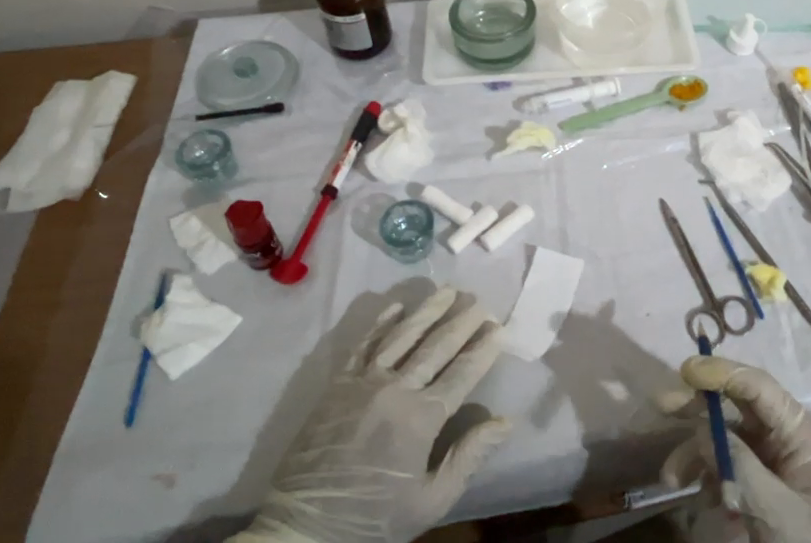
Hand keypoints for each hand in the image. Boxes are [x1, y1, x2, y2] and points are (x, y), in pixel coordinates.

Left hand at [232, 288, 511, 542]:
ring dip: (427, 311)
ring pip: (402, 336)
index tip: (499, 328)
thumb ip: (468, 456)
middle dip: (462, 322)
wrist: (305, 529)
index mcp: (421, 419)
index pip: (462, 373)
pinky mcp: (337, 384)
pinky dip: (380, 323)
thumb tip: (505, 421)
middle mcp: (395, 390)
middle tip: (480, 301)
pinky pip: (363, 344)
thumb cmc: (374, 518)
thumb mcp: (430, 501)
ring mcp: (362, 383)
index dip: (483, 349)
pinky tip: (397, 307)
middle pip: (436, 346)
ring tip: (447, 291)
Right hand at [660, 356, 810, 542]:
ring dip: (695, 452)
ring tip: (672, 478)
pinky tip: (694, 494)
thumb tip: (702, 430)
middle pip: (736, 407)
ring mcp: (771, 464)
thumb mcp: (780, 511)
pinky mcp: (758, 489)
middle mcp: (785, 439)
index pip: (759, 388)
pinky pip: (724, 467)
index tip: (686, 372)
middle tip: (663, 407)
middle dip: (700, 407)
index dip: (723, 374)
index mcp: (801, 433)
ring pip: (725, 439)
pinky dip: (704, 474)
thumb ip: (741, 467)